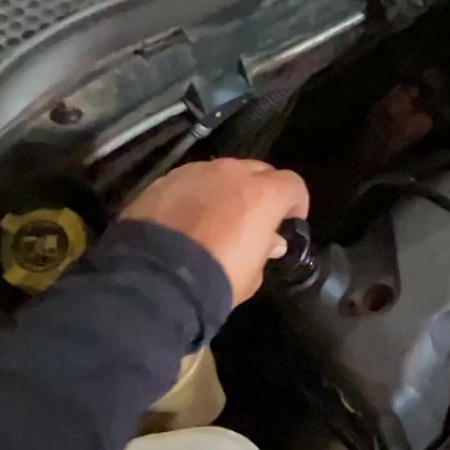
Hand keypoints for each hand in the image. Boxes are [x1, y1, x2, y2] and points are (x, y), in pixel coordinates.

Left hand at [120, 158, 309, 304]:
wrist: (154, 277)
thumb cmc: (216, 278)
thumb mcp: (252, 274)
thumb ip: (265, 250)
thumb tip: (271, 241)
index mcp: (263, 195)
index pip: (293, 185)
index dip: (295, 203)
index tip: (290, 221)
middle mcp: (232, 174)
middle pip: (258, 171)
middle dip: (263, 191)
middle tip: (255, 218)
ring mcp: (196, 172)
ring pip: (223, 173)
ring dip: (228, 190)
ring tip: (218, 217)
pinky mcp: (164, 180)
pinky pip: (192, 181)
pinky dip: (196, 195)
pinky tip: (187, 218)